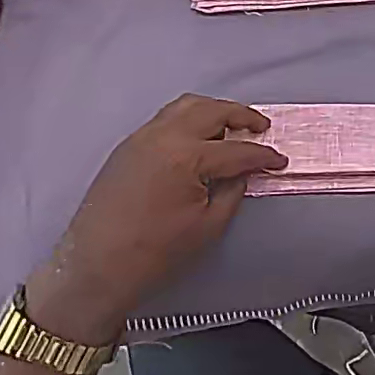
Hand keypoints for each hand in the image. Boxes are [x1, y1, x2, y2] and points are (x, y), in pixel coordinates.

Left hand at [27, 95, 286, 342]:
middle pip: (211, 111)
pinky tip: (199, 138)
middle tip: (261, 128)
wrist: (95, 268)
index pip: (236, 149)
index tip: (279, 161)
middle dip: (242, 116)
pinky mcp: (128, 146)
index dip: (263, 156)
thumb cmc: (153, 253)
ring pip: (186, 106)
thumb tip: (243, 172)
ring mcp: (141, 138)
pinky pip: (165, 119)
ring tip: (231, 126)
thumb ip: (232, 190)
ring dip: (213, 111)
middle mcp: (162, 137)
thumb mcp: (208, 226)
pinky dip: (189, 119)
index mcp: (185, 157)